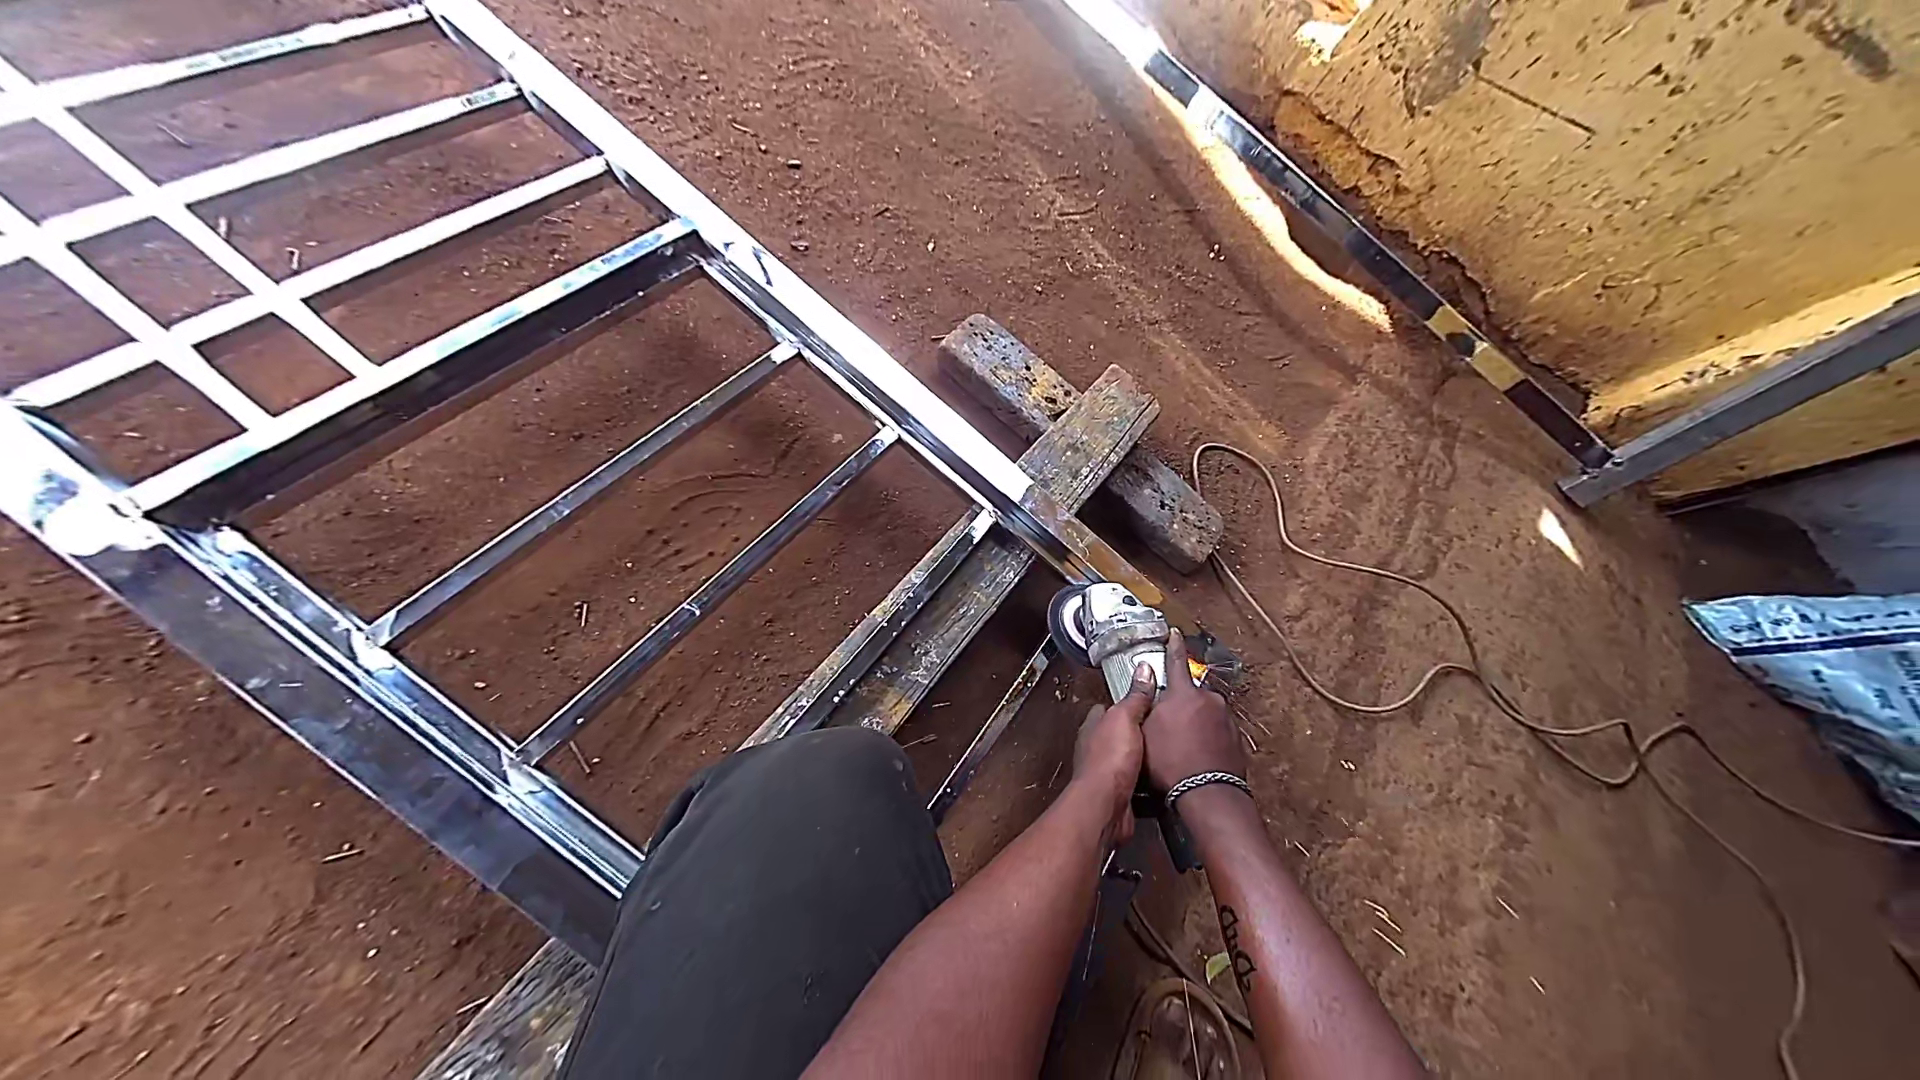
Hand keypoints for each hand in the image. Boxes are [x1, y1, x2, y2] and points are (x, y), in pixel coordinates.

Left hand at [1071, 661, 1152, 844]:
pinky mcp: (1121, 794)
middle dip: (1141, 733)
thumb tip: (1143, 671)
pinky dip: (1151, 785)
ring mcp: (1107, 772)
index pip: (1109, 706)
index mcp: (1094, 726)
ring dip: (1148, 760)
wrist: (1106, 807)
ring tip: (1170, 753)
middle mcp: (1097, 748)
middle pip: (1121, 734)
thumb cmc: (1108, 763)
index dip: (1128, 701)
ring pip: (1131, 760)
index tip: (1147, 697)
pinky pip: (1140, 785)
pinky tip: (1165, 781)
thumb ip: (1134, 697)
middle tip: (1165, 728)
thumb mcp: (1125, 719)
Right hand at [1142, 629, 1247, 792]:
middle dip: (1178, 703)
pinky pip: (1215, 730)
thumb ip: (1145, 705)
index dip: (1172, 646)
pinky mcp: (1236, 738)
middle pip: (1189, 694)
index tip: (1174, 634)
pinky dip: (1205, 736)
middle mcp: (1209, 700)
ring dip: (1193, 721)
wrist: (1208, 793)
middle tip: (1164, 722)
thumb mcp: (1144, 731)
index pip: (1176, 662)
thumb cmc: (1171, 762)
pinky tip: (1194, 754)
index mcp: (1184, 694)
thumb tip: (1145, 689)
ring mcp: (1226, 719)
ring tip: (1179, 744)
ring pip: (1204, 712)